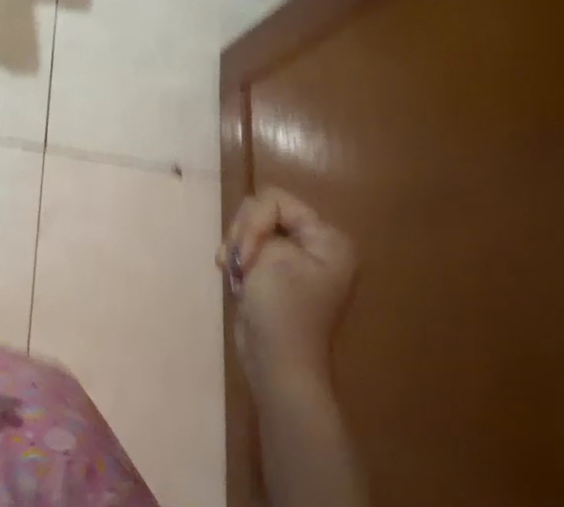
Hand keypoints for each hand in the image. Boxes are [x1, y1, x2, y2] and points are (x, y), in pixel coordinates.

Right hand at [217, 188, 356, 394]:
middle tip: (237, 262)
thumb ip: (261, 222)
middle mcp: (318, 246)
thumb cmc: (281, 308)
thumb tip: (254, 228)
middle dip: (244, 233)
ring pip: (253, 229)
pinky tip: (236, 279)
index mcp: (328, 239)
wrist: (278, 362)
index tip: (246, 252)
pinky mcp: (279, 274)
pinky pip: (252, 249)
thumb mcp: (271, 254)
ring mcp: (298, 261)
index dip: (254, 220)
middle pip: (264, 211)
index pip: (277, 200)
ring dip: (237, 247)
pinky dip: (238, 260)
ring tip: (234, 273)